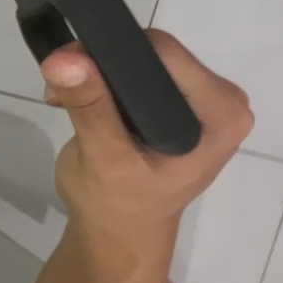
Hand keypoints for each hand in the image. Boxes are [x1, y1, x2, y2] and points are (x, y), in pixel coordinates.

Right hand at [43, 30, 252, 247]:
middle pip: (148, 51)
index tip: (70, 72)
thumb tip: (65, 58)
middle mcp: (217, 99)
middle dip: (97, 64)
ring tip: (64, 101)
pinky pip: (127, 70)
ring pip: (132, 57)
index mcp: (220, 113)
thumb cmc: (117, 202)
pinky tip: (74, 103)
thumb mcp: (103, 158)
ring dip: (89, 72)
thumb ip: (90, 107)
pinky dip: (94, 80)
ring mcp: (193, 100)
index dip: (112, 53)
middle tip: (62, 94)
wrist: (116, 231)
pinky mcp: (168, 102)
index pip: (164, 53)